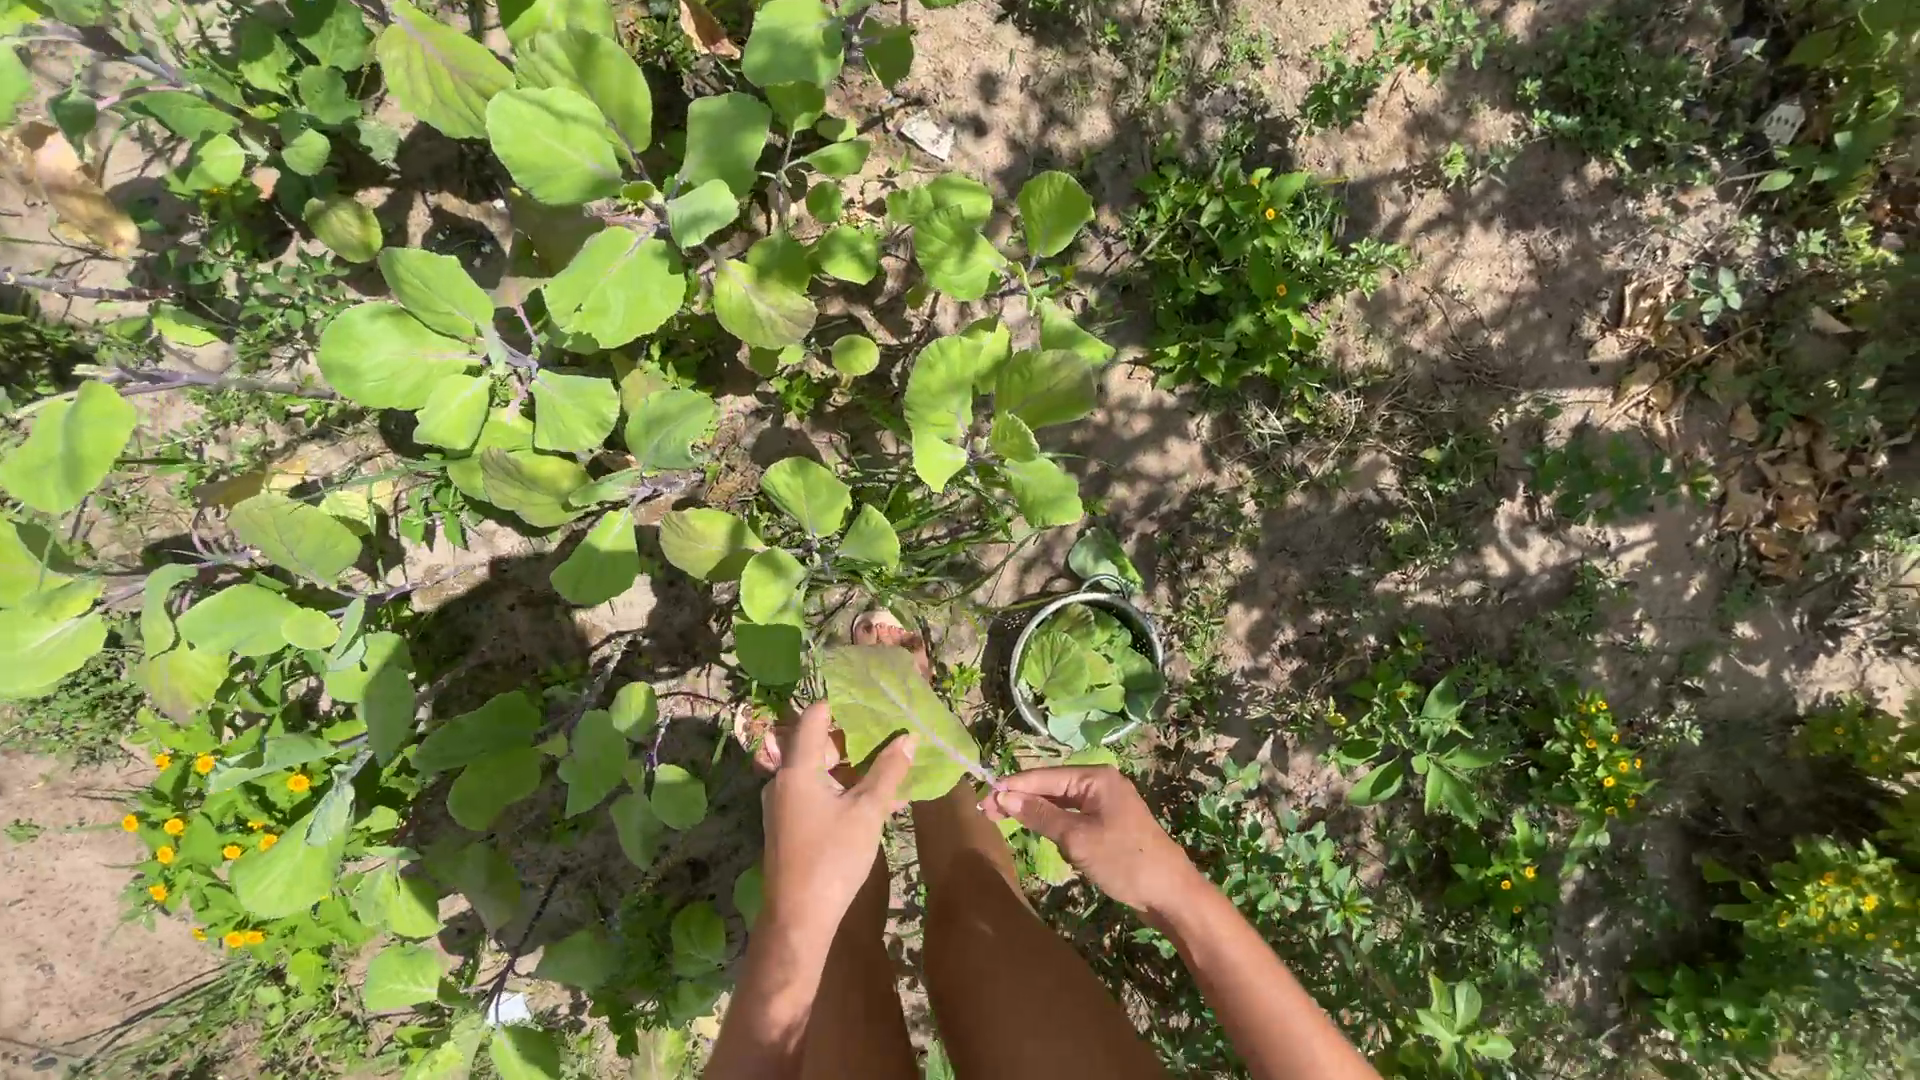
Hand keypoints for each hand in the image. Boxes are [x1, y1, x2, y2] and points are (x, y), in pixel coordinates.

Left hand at [759, 701, 915, 954]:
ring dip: (851, 764)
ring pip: (818, 770)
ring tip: (887, 761)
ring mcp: (783, 803)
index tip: (870, 696)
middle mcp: (783, 780)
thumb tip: (909, 737)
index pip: (815, 717)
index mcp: (797, 769)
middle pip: (817, 742)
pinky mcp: (788, 824)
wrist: (798, 920)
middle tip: (887, 727)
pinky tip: (872, 796)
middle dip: (853, 735)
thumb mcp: (868, 812)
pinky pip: (815, 791)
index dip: (841, 702)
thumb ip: (888, 772)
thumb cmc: (832, 858)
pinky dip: (841, 786)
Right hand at [982, 765, 1203, 919]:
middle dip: (1021, 799)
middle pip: (1051, 787)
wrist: (1171, 893)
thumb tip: (1005, 796)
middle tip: (988, 813)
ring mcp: (1107, 804)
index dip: (1013, 786)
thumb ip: (1040, 815)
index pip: (1044, 777)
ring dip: (1036, 812)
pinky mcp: (1109, 824)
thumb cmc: (1124, 861)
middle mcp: (1100, 783)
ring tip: (1005, 820)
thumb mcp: (1076, 838)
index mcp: (1095, 778)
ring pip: (1061, 803)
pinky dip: (1055, 824)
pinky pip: (1074, 817)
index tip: (984, 797)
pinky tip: (1039, 831)